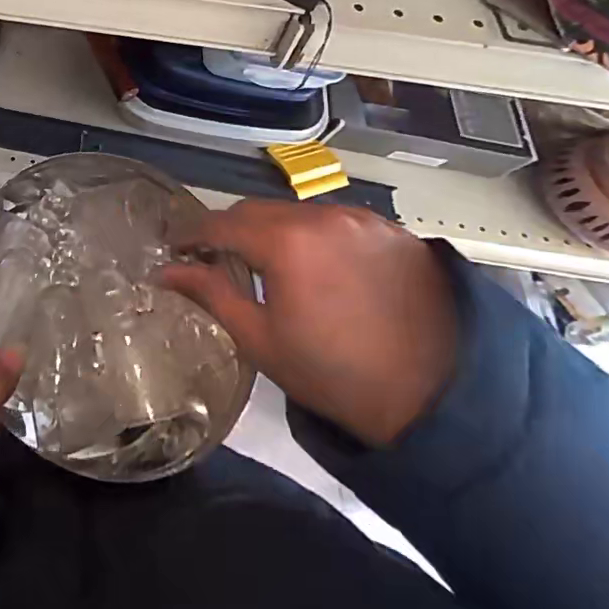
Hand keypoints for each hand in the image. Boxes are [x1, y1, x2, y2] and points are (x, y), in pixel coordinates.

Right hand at [162, 200, 458, 446]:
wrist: (443, 399)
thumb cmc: (336, 375)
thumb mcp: (261, 340)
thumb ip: (210, 294)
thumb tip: (165, 271)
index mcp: (285, 241)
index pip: (221, 222)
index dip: (192, 233)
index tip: (175, 247)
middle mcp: (322, 216)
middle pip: (257, 210)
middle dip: (231, 230)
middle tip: (217, 258)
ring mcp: (362, 219)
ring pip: (298, 212)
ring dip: (274, 230)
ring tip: (271, 264)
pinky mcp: (393, 230)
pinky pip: (337, 222)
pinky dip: (315, 235)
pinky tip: (321, 268)